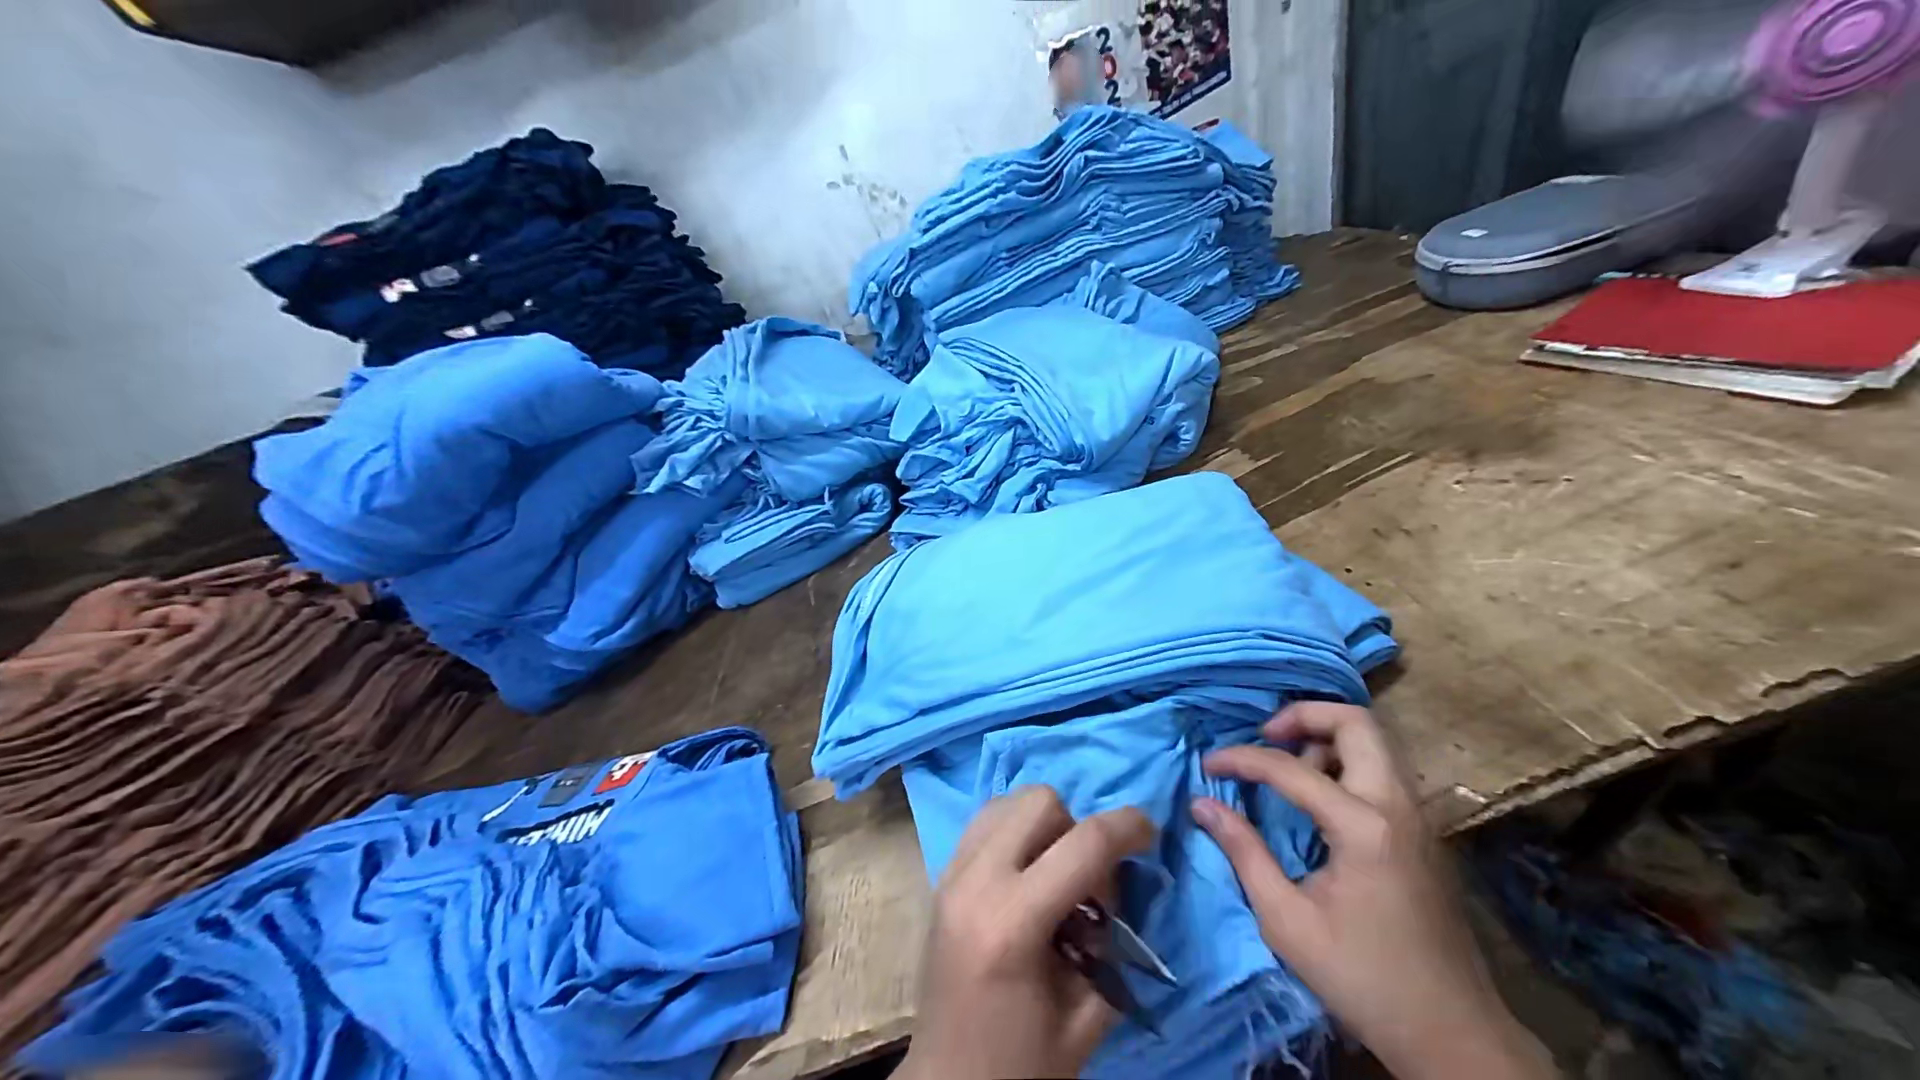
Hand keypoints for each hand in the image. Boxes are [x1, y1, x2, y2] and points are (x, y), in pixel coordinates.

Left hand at [896, 787, 1154, 1079]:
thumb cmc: (1024, 1063)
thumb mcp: (1089, 1013)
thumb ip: (1113, 941)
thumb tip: (1119, 883)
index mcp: (1012, 923)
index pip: (1083, 844)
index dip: (1128, 827)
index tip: (1150, 834)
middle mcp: (975, 881)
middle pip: (1040, 801)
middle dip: (1078, 827)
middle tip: (1089, 880)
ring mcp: (951, 873)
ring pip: (1008, 801)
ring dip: (1044, 825)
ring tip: (1054, 876)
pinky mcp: (940, 876)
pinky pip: (985, 822)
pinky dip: (1014, 831)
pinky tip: (1026, 875)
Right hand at [1192, 703, 1554, 1079]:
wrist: (1454, 1035)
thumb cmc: (1363, 978)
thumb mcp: (1286, 920)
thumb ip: (1243, 852)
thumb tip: (1202, 803)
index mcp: (1363, 827)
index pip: (1290, 767)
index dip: (1241, 759)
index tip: (1208, 766)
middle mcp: (1398, 807)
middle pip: (1356, 723)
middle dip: (1304, 716)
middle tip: (1265, 736)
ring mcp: (1418, 818)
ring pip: (1374, 742)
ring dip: (1327, 738)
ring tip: (1287, 768)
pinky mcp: (1423, 834)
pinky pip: (1382, 771)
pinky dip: (1345, 762)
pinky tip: (1317, 797)